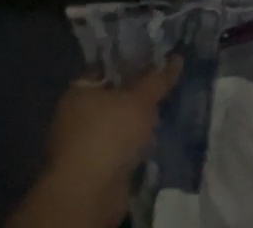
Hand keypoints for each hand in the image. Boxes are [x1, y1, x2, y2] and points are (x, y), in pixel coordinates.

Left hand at [42, 59, 182, 183]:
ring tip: (163, 112)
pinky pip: (117, 145)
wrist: (89, 193)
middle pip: (114, 95)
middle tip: (165, 86)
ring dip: (136, 121)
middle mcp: (75, 113)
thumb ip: (158, 79)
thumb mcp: (140, 100)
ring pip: (116, 122)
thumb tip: (177, 58)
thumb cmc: (110, 134)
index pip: (108, 67)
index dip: (133, 62)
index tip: (157, 61)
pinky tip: (151, 140)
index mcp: (80, 90)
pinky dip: (131, 143)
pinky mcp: (91, 165)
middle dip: (138, 94)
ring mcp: (81, 141)